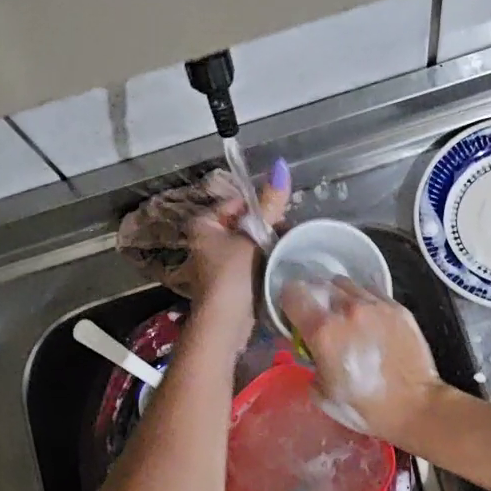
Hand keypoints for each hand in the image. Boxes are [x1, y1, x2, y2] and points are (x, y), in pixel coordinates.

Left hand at [179, 169, 291, 306]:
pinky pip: (250, 263)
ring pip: (249, 244)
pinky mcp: (229, 281)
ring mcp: (216, 262)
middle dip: (266, 228)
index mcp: (202, 224)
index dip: (260, 207)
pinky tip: (278, 265)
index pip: (236, 202)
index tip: (281, 216)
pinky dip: (263, 263)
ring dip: (267, 247)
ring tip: (286, 249)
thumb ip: (269, 206)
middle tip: (287, 234)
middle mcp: (205, 240)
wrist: (224, 323)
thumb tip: (280, 166)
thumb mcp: (252, 238)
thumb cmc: (232, 276)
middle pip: (244, 223)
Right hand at [279, 278, 445, 441]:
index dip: (287, 302)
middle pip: (319, 284)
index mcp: (323, 330)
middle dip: (313, 299)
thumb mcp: (322, 393)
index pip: (293, 293)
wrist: (414, 406)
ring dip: (338, 296)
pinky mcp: (398, 307)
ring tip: (344, 316)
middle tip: (318, 318)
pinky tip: (368, 319)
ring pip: (346, 284)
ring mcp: (376, 305)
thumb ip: (310, 363)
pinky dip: (363, 301)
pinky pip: (372, 292)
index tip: (291, 313)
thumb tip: (311, 352)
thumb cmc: (364, 407)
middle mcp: (348, 308)